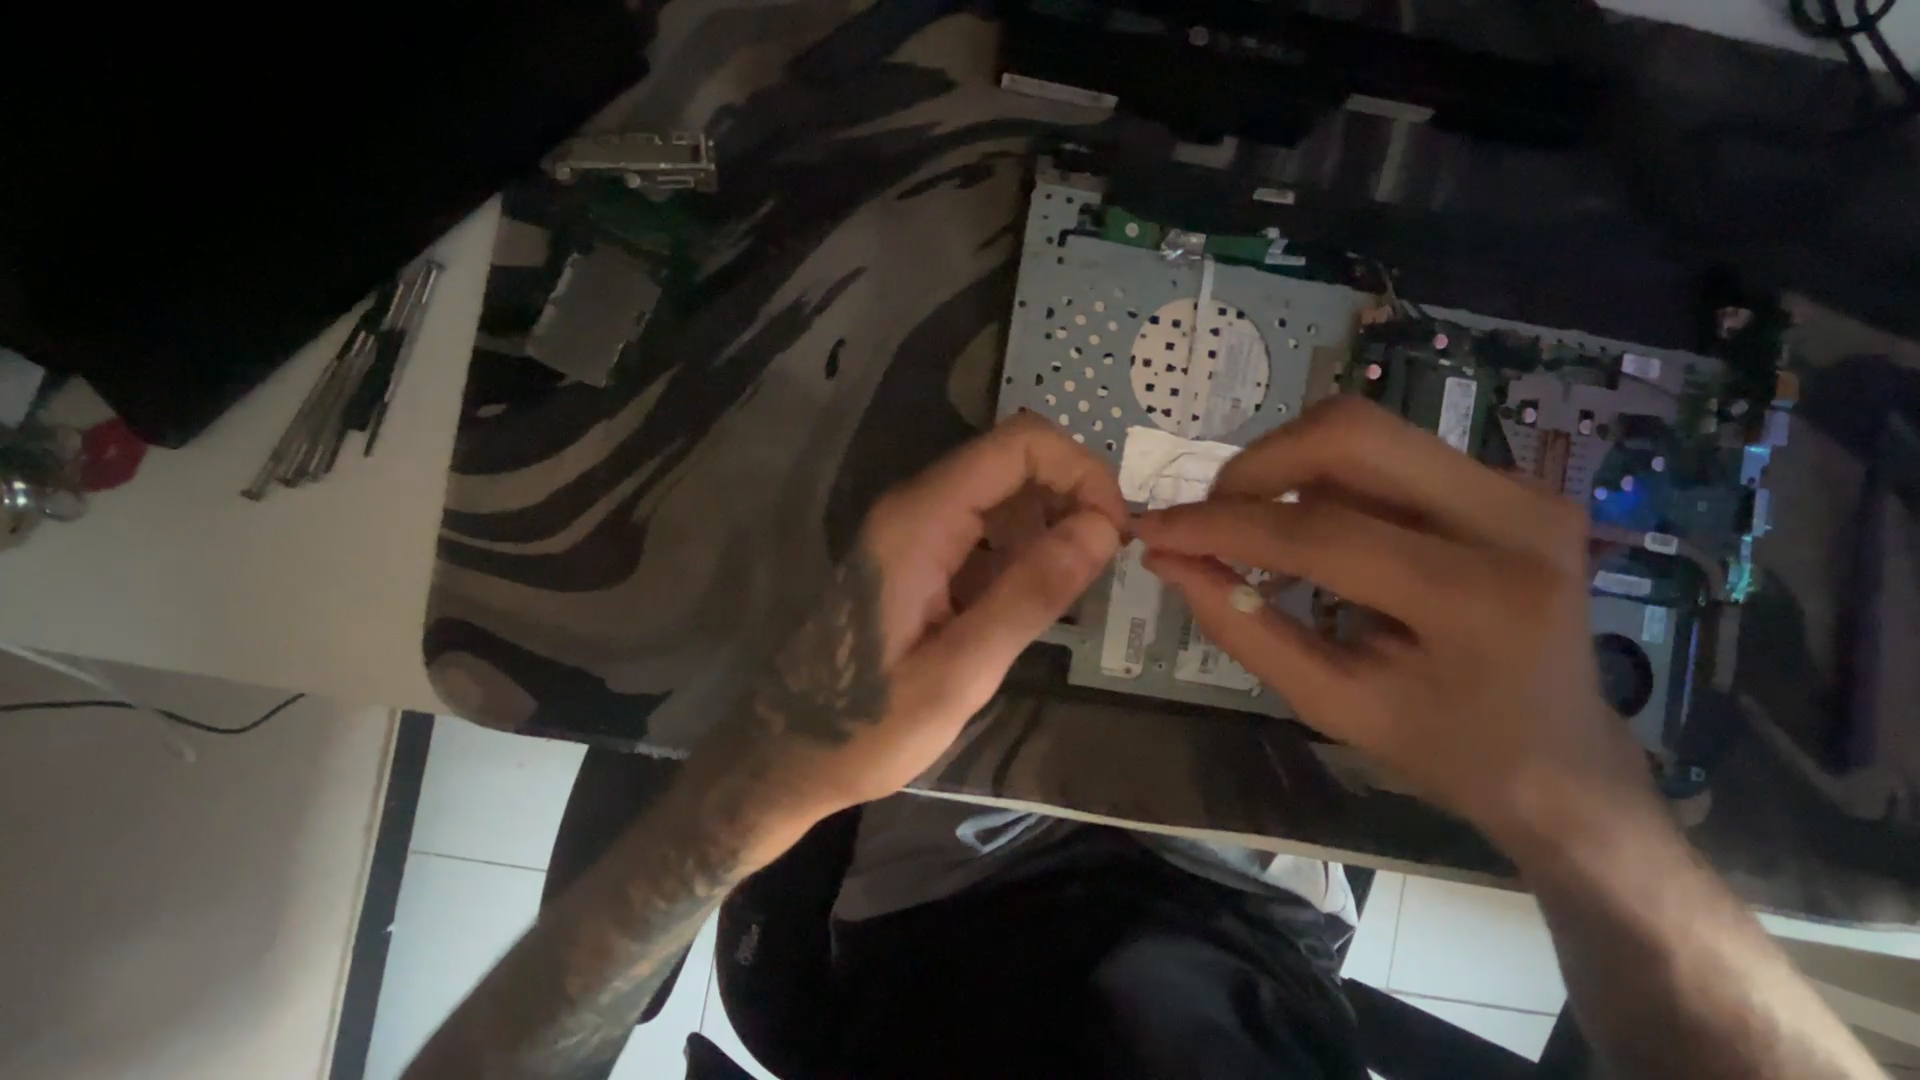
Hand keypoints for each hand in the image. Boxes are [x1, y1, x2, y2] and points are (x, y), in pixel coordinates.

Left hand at [734, 413, 1124, 822]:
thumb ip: (1029, 595)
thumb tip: (1102, 527)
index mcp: (920, 521)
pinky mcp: (918, 558)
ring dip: (1052, 525)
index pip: (1019, 444)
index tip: (1114, 536)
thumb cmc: (868, 725)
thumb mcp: (960, 672)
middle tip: (1103, 569)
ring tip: (1075, 593)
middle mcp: (915, 508)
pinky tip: (1036, 603)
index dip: (1081, 472)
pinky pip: (984, 530)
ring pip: (1003, 493)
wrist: (791, 754)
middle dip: (1073, 497)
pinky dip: (1024, 551)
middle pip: (1014, 460)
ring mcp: (914, 531)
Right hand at [1133, 398, 1656, 844]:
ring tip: (1259, 531)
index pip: (1320, 532)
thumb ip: (1244, 629)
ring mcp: (1525, 489)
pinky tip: (1314, 533)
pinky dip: (1327, 481)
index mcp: (1477, 600)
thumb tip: (1168, 559)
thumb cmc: (1448, 750)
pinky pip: (1391, 453)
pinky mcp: (1515, 482)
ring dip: (1288, 471)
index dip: (1220, 525)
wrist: (1566, 759)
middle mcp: (1515, 519)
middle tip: (1213, 518)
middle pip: (1351, 435)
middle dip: (1256, 467)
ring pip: (1367, 433)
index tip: (1154, 529)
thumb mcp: (1332, 706)